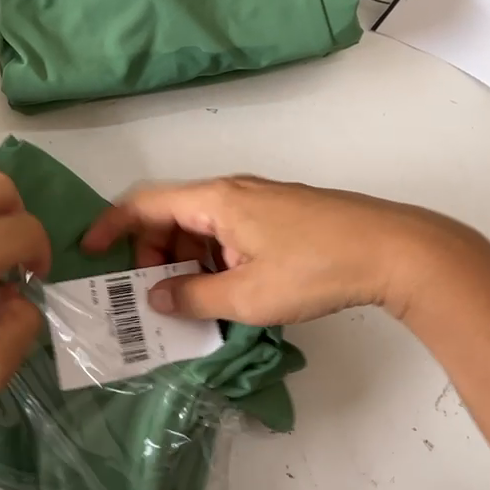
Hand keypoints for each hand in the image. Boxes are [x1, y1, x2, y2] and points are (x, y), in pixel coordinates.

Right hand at [80, 176, 486, 326]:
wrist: (400, 251)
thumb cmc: (316, 269)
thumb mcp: (247, 295)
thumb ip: (193, 297)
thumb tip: (156, 298)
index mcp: (215, 200)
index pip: (144, 203)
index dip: (111, 225)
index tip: (90, 251)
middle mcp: (232, 191)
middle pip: (171, 214)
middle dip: (152, 252)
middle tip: (156, 292)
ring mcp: (259, 200)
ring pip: (201, 224)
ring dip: (185, 258)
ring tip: (195, 298)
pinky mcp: (281, 214)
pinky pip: (228, 230)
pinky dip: (214, 256)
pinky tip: (230, 288)